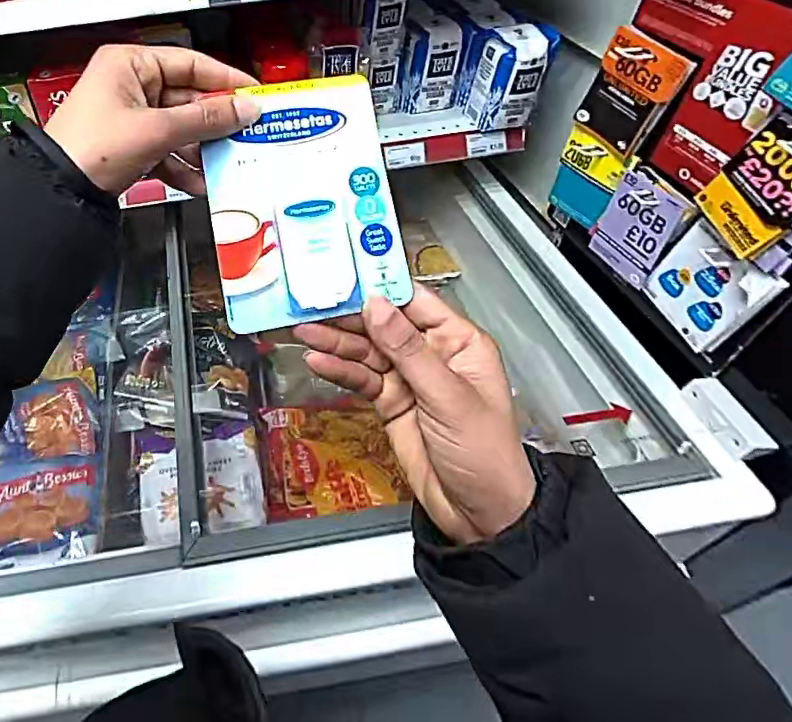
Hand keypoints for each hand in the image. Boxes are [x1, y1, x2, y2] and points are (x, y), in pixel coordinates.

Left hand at [43, 44, 259, 194]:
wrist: (58, 189)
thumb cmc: (88, 147)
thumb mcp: (158, 130)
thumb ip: (206, 118)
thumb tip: (243, 108)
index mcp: (129, 63)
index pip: (190, 63)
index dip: (225, 79)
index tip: (252, 93)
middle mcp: (129, 84)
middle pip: (187, 98)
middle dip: (214, 122)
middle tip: (244, 132)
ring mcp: (128, 115)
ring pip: (179, 127)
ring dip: (201, 148)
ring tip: (224, 160)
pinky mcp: (128, 143)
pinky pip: (166, 148)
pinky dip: (182, 164)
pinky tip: (199, 180)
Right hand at [294, 288, 534, 545]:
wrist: (480, 518)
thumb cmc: (486, 454)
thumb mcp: (448, 397)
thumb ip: (408, 350)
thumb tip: (376, 305)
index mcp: (458, 342)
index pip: (415, 301)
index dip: (381, 286)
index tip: (347, 273)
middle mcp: (431, 353)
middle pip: (383, 324)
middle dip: (348, 315)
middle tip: (313, 305)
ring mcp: (408, 378)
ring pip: (366, 350)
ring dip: (335, 342)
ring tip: (305, 331)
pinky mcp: (390, 401)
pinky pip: (361, 378)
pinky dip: (339, 370)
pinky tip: (318, 362)